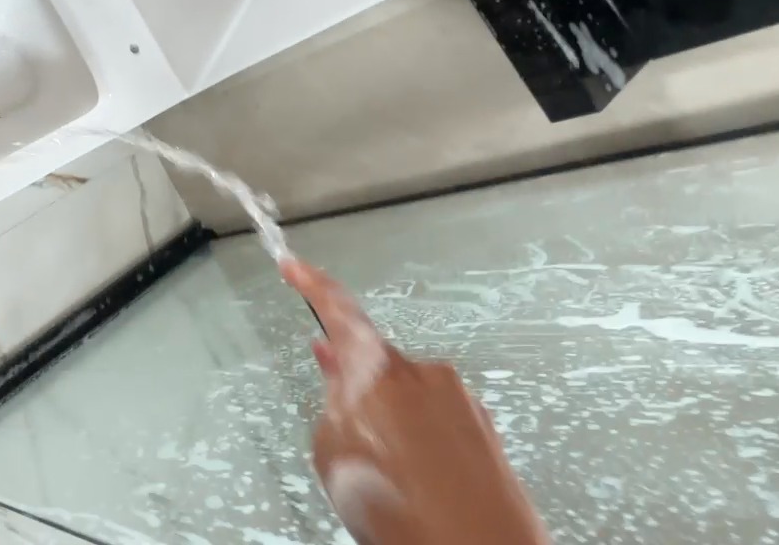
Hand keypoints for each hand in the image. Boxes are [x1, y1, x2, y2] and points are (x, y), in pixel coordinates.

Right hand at [281, 259, 549, 544]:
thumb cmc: (404, 513)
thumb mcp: (335, 456)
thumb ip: (331, 404)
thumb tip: (336, 376)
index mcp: (380, 370)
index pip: (338, 309)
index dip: (311, 283)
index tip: (292, 264)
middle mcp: (424, 373)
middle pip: (373, 359)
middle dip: (353, 385)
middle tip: (344, 427)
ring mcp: (461, 401)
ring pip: (405, 392)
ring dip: (388, 417)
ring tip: (386, 473)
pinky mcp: (486, 431)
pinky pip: (436, 417)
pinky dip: (418, 436)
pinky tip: (415, 477)